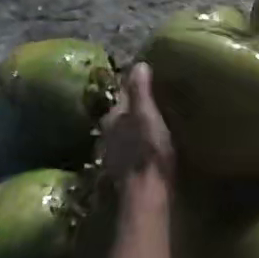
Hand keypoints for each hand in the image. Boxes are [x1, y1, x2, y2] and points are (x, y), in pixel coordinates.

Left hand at [100, 64, 173, 204]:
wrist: (145, 193)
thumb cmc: (149, 151)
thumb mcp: (148, 116)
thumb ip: (141, 91)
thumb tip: (138, 64)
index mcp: (114, 117)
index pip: (121, 94)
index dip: (132, 85)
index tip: (146, 76)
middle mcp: (107, 133)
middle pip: (119, 113)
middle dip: (131, 105)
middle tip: (151, 98)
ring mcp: (112, 153)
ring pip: (121, 132)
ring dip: (132, 126)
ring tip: (149, 121)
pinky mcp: (121, 170)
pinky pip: (127, 148)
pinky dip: (134, 143)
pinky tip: (144, 145)